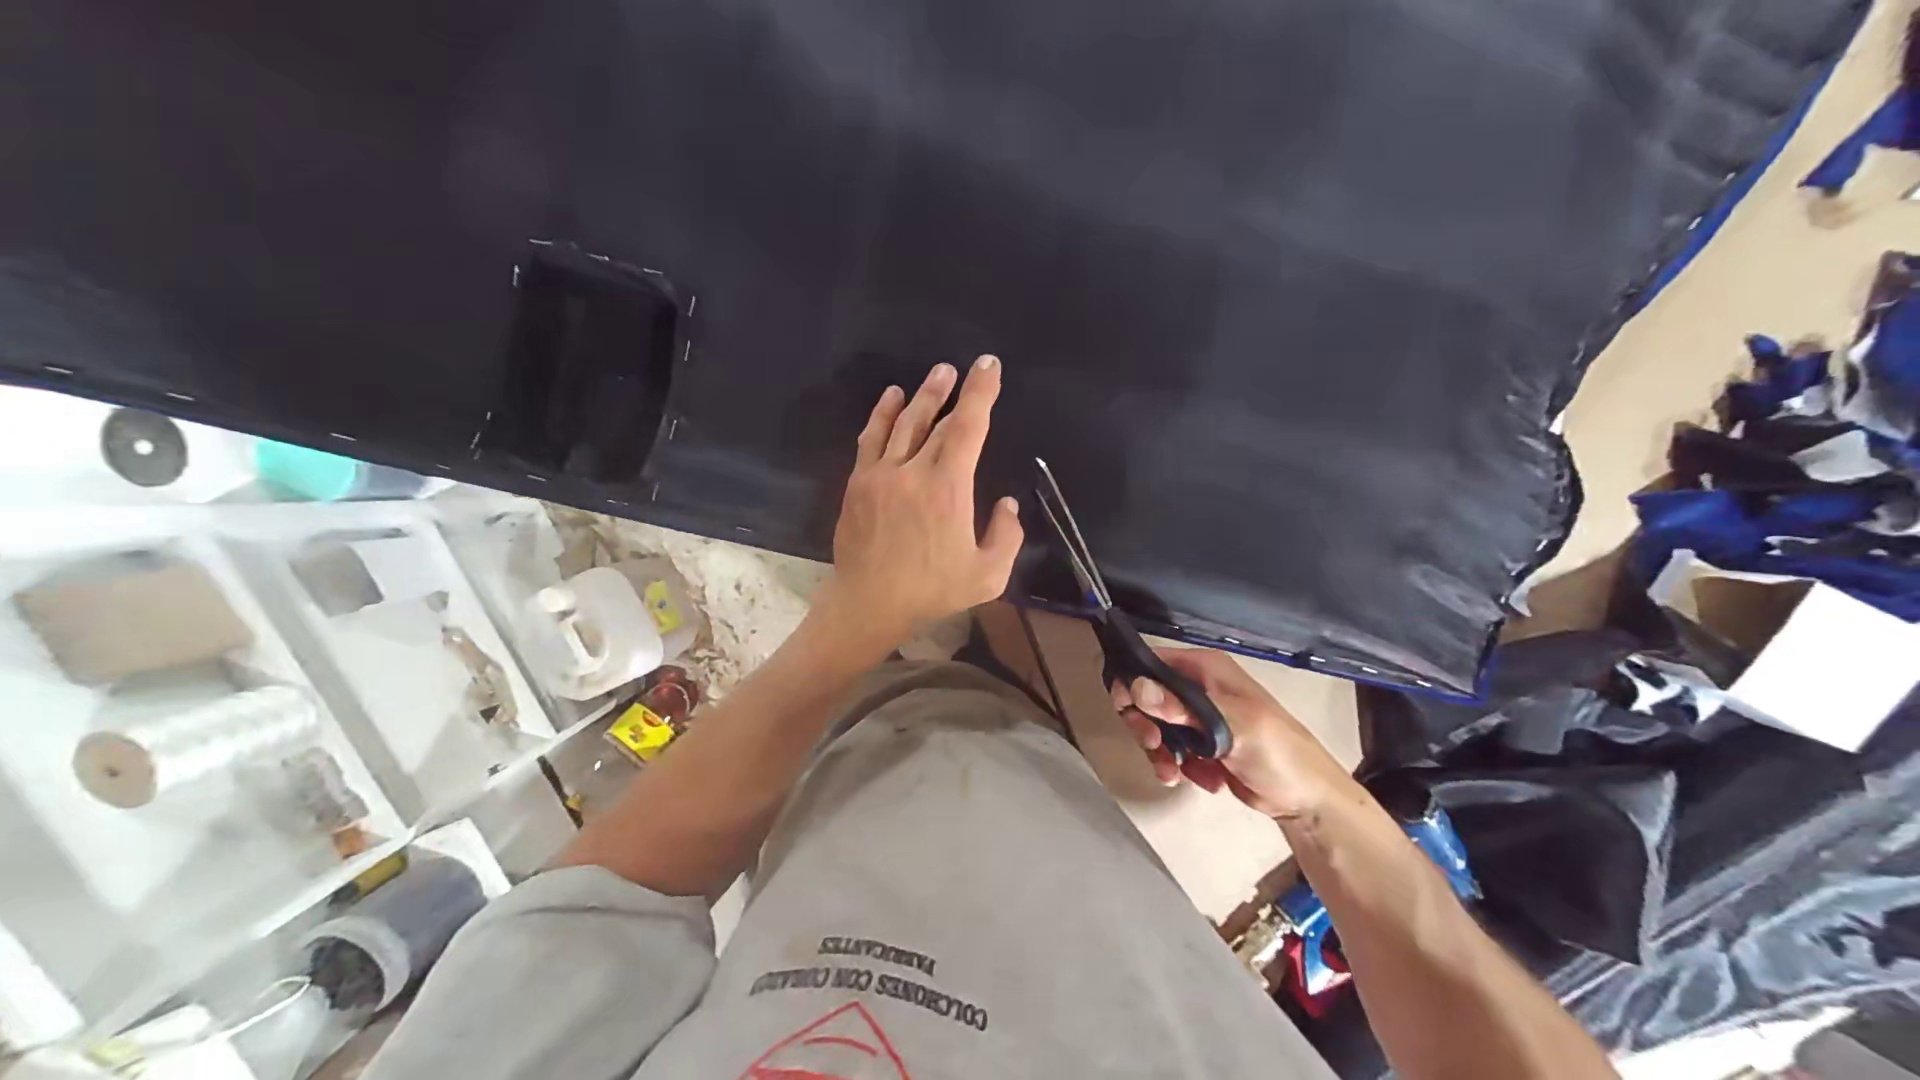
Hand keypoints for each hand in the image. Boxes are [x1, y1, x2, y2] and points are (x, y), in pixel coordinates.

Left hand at [820, 355, 1023, 642]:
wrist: (869, 603)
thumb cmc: (932, 591)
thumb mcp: (987, 575)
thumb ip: (1007, 535)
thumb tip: (1008, 503)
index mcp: (949, 488)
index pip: (969, 428)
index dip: (981, 393)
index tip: (988, 366)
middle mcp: (914, 471)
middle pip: (937, 421)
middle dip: (954, 392)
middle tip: (961, 370)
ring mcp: (881, 474)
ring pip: (904, 423)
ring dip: (922, 396)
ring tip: (936, 375)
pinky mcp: (858, 483)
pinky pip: (871, 438)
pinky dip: (882, 414)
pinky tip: (891, 398)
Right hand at [1111, 647, 1356, 819]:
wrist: (1307, 799)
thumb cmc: (1277, 751)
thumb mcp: (1232, 726)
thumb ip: (1184, 707)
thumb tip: (1139, 687)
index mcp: (1206, 668)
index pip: (1152, 662)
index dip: (1132, 682)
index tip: (1126, 710)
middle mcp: (1198, 687)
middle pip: (1147, 696)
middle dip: (1145, 724)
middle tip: (1153, 745)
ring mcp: (1199, 717)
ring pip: (1155, 726)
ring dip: (1158, 751)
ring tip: (1173, 773)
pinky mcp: (1200, 745)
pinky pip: (1170, 750)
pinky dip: (1175, 766)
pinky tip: (1196, 779)